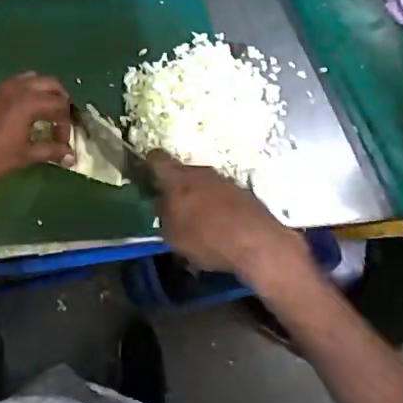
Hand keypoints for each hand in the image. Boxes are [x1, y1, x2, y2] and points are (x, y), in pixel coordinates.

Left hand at [0, 73, 72, 200]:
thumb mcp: (25, 155)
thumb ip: (51, 151)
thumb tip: (71, 156)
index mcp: (29, 101)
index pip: (60, 105)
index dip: (66, 124)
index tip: (62, 142)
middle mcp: (17, 87)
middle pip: (50, 84)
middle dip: (60, 100)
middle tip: (60, 121)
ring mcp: (2, 87)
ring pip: (33, 79)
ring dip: (44, 93)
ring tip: (45, 115)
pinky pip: (16, 83)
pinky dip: (28, 92)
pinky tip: (25, 113)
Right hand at [149, 153, 312, 284]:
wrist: (258, 243)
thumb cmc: (206, 238)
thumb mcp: (172, 235)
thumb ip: (163, 216)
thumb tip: (161, 205)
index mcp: (178, 179)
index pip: (157, 159)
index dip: (148, 165)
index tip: (145, 176)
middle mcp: (202, 172)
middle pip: (182, 173)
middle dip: (176, 189)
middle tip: (171, 209)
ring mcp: (226, 181)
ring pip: (204, 185)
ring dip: (199, 200)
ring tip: (197, 226)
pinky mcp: (245, 194)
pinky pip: (223, 198)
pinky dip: (218, 209)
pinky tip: (219, 232)